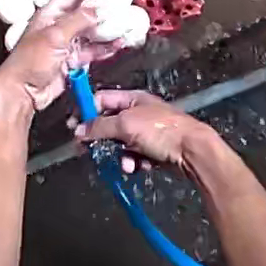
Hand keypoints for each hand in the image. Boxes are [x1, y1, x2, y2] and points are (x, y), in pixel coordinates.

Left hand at [0, 0, 128, 120]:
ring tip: (123, 27)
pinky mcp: (72, 61)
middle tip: (120, 9)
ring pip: (92, 33)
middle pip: (85, 13)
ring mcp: (66, 45)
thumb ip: (78, 21)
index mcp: (50, 15)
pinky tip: (116, 45)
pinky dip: (105, 48)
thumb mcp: (54, 36)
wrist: (22, 92)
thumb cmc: (26, 63)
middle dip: (103, 11)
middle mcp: (58, 27)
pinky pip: (93, 51)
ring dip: (107, 31)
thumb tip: (98, 9)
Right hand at [72, 91, 219, 175]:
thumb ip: (100, 126)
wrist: (191, 151)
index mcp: (132, 99)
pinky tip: (138, 167)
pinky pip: (132, 156)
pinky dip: (132, 162)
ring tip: (125, 163)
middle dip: (101, 139)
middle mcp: (137, 113)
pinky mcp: (151, 150)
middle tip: (90, 150)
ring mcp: (145, 132)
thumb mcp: (126, 124)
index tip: (74, 127)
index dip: (87, 111)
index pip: (102, 99)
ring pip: (119, 143)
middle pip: (109, 124)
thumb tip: (79, 130)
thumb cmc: (160, 131)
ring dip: (118, 155)